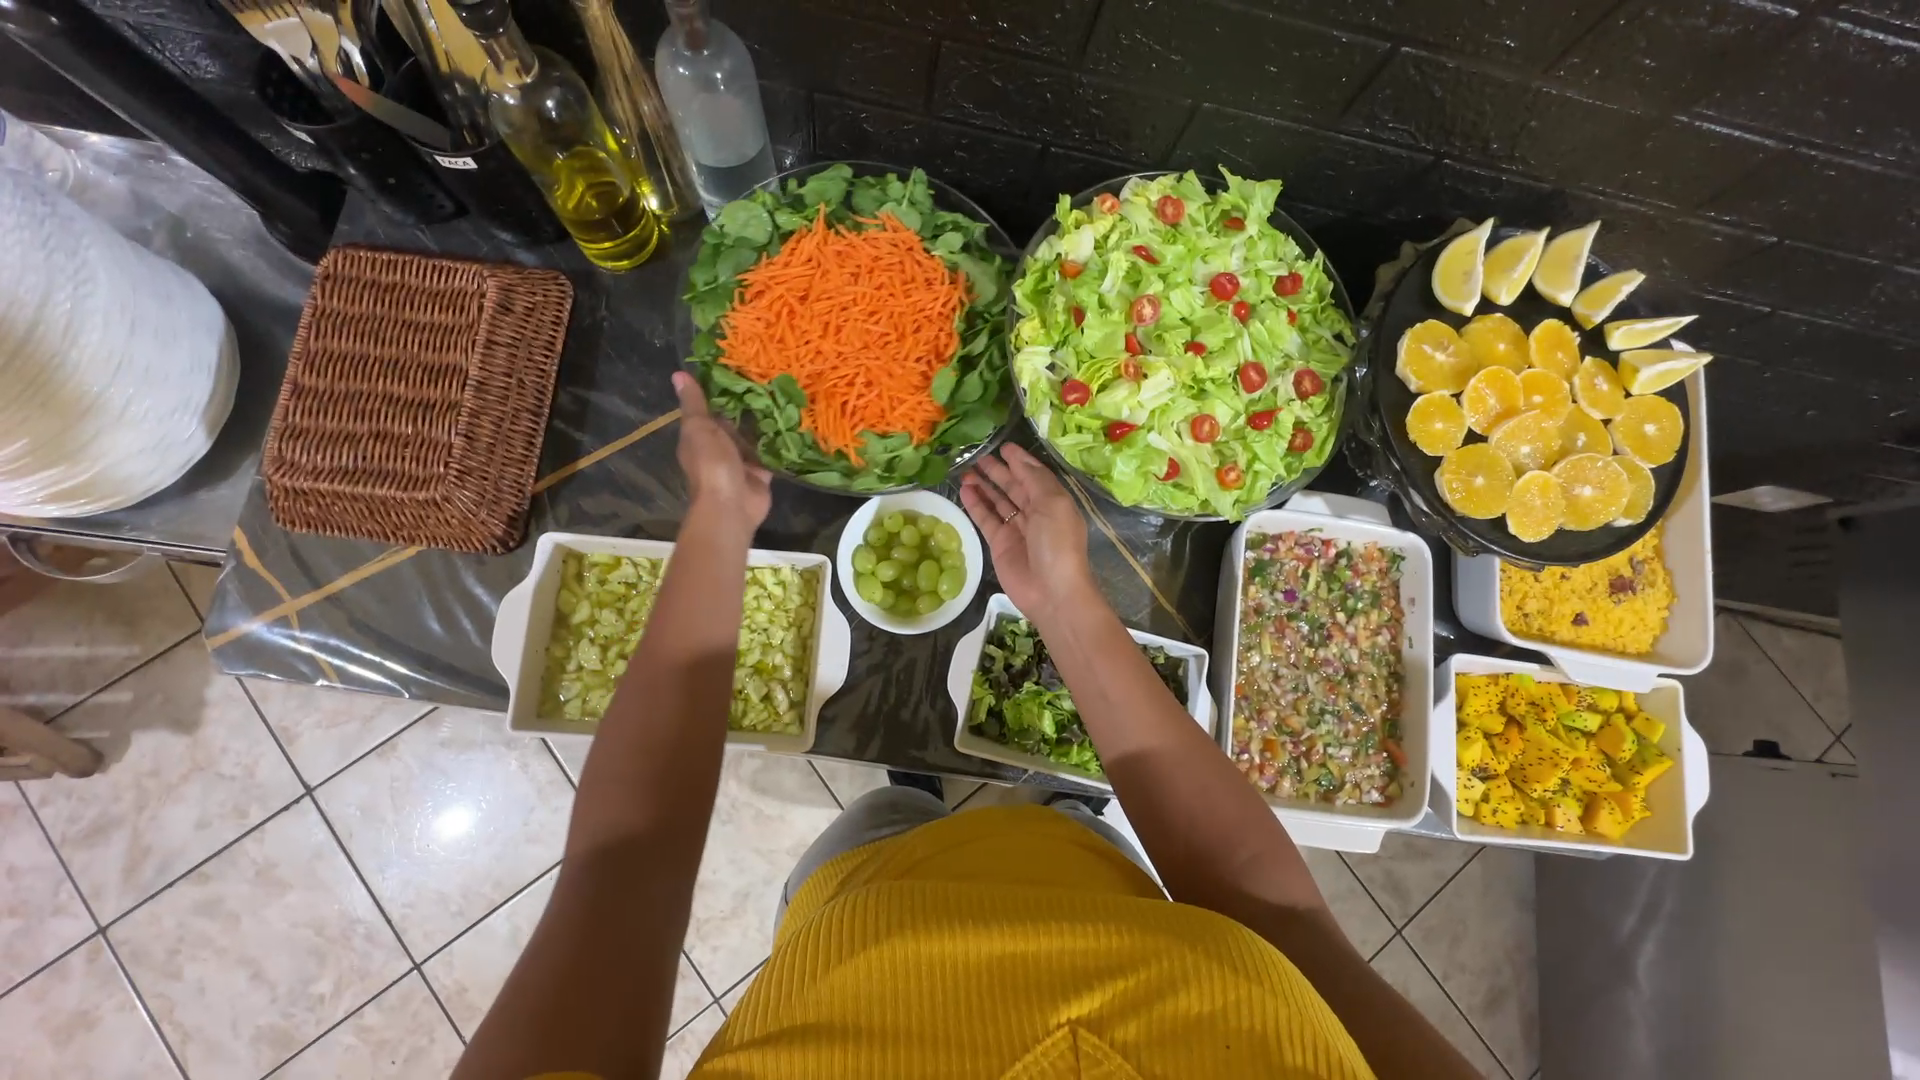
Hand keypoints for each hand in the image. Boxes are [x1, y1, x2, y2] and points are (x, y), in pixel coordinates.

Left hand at [673, 372, 770, 536]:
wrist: (730, 505)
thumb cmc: (710, 463)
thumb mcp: (698, 427)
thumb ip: (694, 403)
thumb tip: (678, 373)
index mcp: (700, 435)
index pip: (711, 408)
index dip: (724, 390)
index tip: (742, 368)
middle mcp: (720, 447)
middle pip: (735, 423)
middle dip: (750, 407)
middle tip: (771, 379)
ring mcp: (741, 461)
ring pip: (755, 437)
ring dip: (767, 423)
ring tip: (786, 397)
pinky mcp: (761, 473)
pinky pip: (771, 454)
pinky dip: (780, 444)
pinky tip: (794, 425)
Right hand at [959, 444, 1095, 622]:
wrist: (1051, 590)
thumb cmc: (1057, 542)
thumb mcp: (1053, 503)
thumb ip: (1035, 479)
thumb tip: (1019, 459)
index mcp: (1053, 501)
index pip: (1034, 474)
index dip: (1019, 460)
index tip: (1002, 445)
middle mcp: (1035, 512)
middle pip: (1013, 486)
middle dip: (997, 470)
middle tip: (977, 455)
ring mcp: (1016, 529)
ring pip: (997, 501)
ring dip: (984, 485)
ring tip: (965, 470)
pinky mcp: (1000, 544)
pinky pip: (986, 519)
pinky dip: (976, 505)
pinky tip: (964, 490)